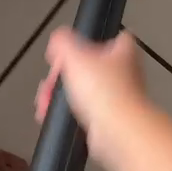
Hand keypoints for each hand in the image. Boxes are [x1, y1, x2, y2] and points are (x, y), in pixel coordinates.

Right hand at [36, 29, 148, 160]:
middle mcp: (124, 76)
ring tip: (46, 99)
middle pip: (91, 68)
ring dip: (61, 94)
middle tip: (52, 78)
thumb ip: (63, 42)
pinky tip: (51, 114)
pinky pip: (82, 113)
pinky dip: (66, 113)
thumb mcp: (76, 57)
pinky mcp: (108, 122)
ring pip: (84, 92)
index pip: (117, 38)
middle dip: (65, 73)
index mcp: (122, 54)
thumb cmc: (104, 91)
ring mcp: (117, 100)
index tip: (79, 45)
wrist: (117, 132)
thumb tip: (58, 38)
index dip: (97, 40)